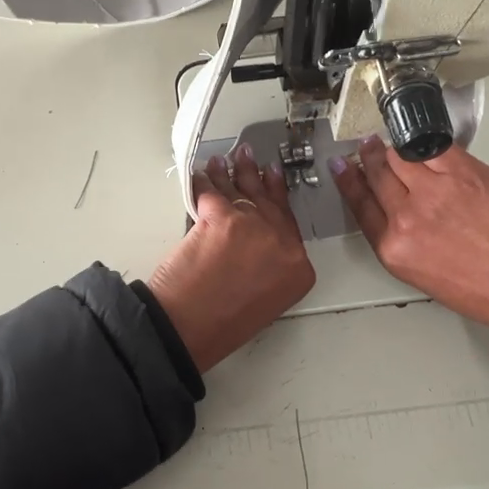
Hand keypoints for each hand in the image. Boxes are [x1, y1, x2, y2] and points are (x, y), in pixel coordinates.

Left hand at [148, 146, 316, 371]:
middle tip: (253, 161)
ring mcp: (254, 226)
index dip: (277, 200)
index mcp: (299, 269)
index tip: (273, 183)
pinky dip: (203, 182)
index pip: (290, 226)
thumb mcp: (265, 301)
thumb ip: (270, 268)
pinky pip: (211, 191)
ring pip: (243, 191)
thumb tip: (253, 245)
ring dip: (233, 173)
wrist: (189, 328)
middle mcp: (282, 243)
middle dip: (260, 179)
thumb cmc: (221, 324)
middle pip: (270, 203)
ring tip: (228, 160)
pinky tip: (201, 175)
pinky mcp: (222, 217)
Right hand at [331, 138, 488, 339]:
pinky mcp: (465, 172)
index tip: (341, 168)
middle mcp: (408, 218)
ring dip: (391, 148)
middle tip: (365, 147)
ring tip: (388, 142)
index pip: (360, 205)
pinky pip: (432, 148)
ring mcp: (436, 191)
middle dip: (367, 158)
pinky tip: (419, 141)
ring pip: (400, 156)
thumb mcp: (425, 276)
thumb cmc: (488, 290)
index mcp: (394, 249)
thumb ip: (403, 242)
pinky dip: (422, 143)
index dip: (348, 182)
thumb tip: (397, 211)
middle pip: (376, 176)